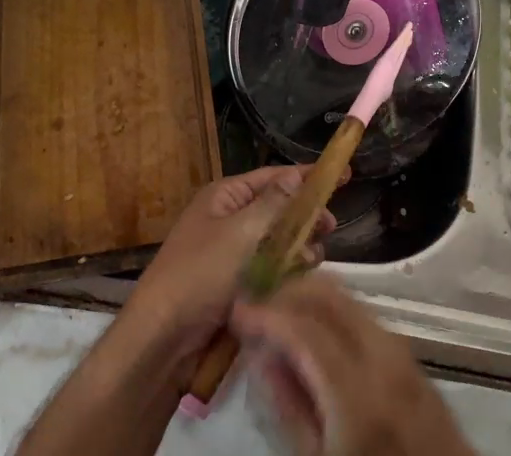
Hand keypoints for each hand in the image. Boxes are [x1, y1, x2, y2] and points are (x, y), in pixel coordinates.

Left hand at [127, 165, 337, 358]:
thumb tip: (295, 176)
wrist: (165, 335)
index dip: (308, 176)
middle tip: (329, 228)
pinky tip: (298, 280)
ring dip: (298, 247)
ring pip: (279, 242)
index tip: (344, 175)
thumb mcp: (240, 232)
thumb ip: (273, 204)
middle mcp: (229, 219)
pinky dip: (286, 272)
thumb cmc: (201, 274)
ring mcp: (233, 253)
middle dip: (305, 217)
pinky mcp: (237, 284)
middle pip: (279, 209)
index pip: (274, 178)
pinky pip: (271, 270)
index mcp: (225, 197)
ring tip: (311, 259)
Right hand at [230, 273, 472, 455]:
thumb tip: (260, 356)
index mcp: (358, 392)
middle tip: (255, 302)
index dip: (266, 314)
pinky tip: (313, 328)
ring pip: (348, 296)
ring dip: (310, 295)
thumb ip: (288, 408)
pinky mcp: (410, 351)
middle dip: (287, 290)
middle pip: (330, 295)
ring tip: (278, 312)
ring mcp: (403, 349)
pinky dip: (332, 307)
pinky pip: (363, 312)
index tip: (236, 310)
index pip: (304, 329)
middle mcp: (385, 356)